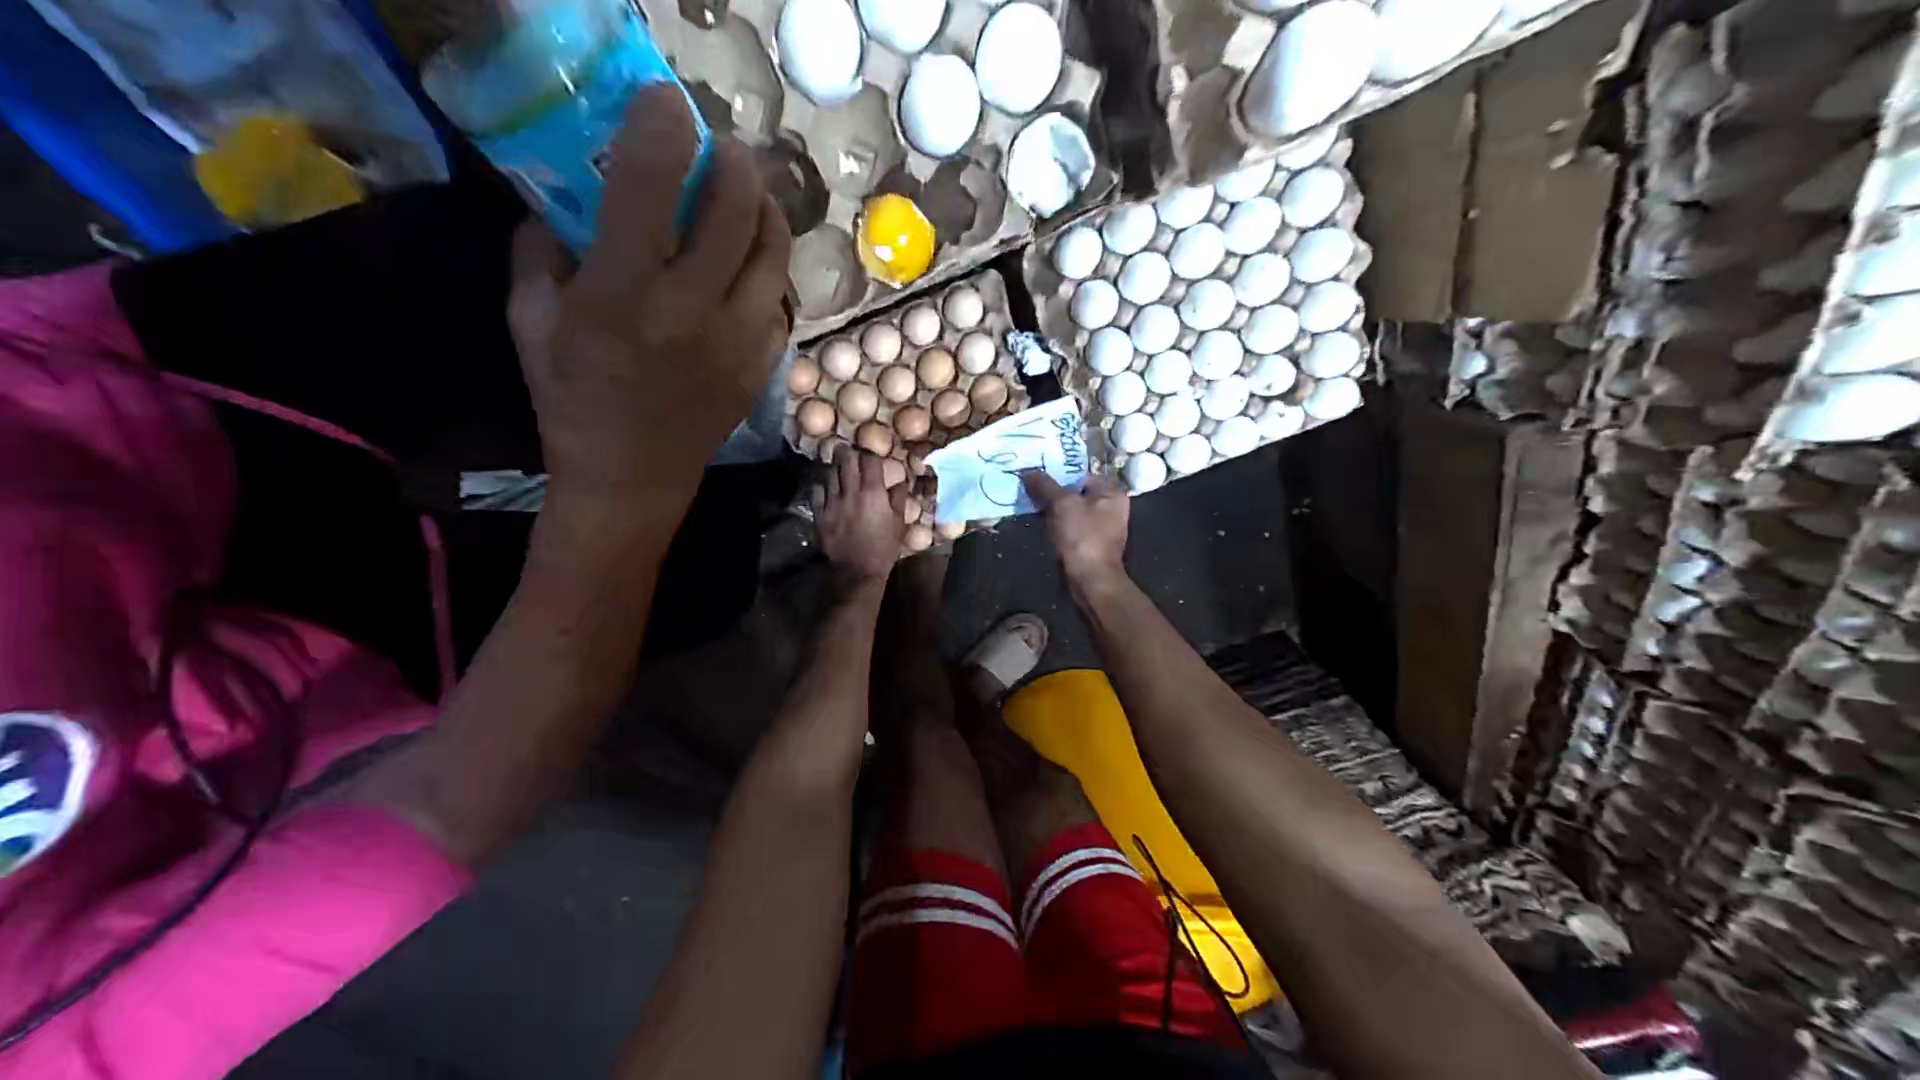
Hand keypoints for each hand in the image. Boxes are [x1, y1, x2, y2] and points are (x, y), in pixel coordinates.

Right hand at [508, 85, 792, 517]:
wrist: (632, 477)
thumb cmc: (573, 401)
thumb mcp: (531, 321)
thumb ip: (543, 250)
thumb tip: (562, 198)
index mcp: (627, 293)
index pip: (656, 182)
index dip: (666, 124)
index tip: (667, 103)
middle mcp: (695, 309)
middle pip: (740, 204)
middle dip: (733, 159)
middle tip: (719, 150)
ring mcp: (743, 339)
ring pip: (776, 248)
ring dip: (764, 208)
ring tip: (744, 198)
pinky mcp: (766, 363)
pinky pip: (781, 297)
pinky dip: (768, 268)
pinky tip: (748, 265)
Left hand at [817, 451, 907, 584]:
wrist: (856, 571)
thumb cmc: (883, 548)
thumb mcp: (898, 523)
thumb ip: (899, 498)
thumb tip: (901, 480)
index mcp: (872, 491)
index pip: (869, 459)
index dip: (871, 453)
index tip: (872, 455)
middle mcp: (850, 491)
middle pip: (846, 459)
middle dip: (850, 453)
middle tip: (852, 454)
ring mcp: (832, 501)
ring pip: (830, 472)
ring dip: (836, 467)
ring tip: (840, 468)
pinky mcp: (819, 513)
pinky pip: (817, 490)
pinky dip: (822, 484)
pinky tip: (827, 487)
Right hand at [1023, 472, 1128, 585]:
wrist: (1089, 579)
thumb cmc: (1082, 536)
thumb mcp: (1061, 503)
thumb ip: (1044, 485)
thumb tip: (1028, 471)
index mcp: (1111, 492)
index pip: (1080, 474)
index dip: (1057, 474)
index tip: (1034, 476)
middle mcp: (1110, 507)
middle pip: (1075, 492)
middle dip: (1052, 492)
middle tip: (1029, 489)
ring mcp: (1101, 527)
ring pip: (1070, 511)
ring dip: (1051, 510)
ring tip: (1030, 505)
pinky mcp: (1089, 544)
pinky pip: (1069, 527)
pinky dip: (1055, 525)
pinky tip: (1040, 524)